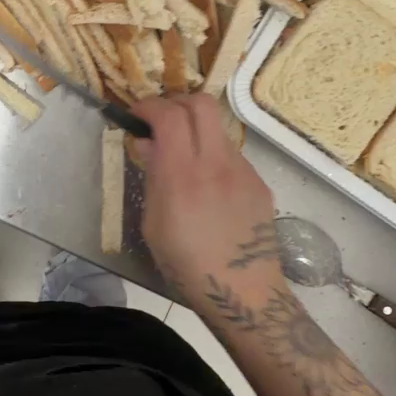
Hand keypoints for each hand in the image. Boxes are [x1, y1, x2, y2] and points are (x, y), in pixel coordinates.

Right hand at [131, 94, 280, 296]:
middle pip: (201, 103)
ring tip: (182, 158)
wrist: (244, 292)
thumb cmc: (187, 266)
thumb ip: (152, 178)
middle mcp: (216, 163)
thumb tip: (147, 144)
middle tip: (160, 120)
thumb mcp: (154, 225)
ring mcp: (242, 171)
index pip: (169, 115)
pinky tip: (207, 186)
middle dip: (176, 102)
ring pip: (217, 129)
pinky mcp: (259, 183)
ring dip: (195, 130)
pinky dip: (212, 157)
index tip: (137, 114)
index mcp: (183, 176)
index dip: (149, 106)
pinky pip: (231, 155)